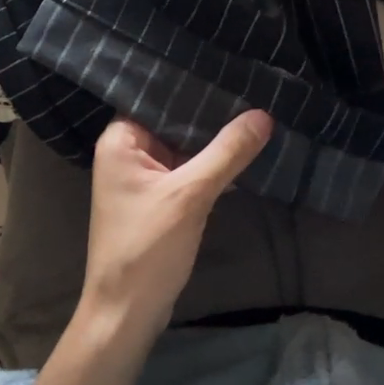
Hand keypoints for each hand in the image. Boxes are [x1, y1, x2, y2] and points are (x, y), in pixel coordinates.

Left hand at [36, 111, 271, 384]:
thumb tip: (263, 114)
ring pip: (182, 147)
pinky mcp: (155, 200)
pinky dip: (209, 166)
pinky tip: (243, 156)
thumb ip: (226, 153)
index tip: (230, 70)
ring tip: (256, 116)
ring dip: (212, 142)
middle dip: (209, 114)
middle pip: (172, 121)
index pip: (158, 96)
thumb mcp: (191, 195)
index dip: (193, 85)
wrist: (126, 314)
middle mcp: (125, 151)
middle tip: (252, 90)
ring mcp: (140, 178)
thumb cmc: (147, 247)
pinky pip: (185, 170)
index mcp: (120, 139)